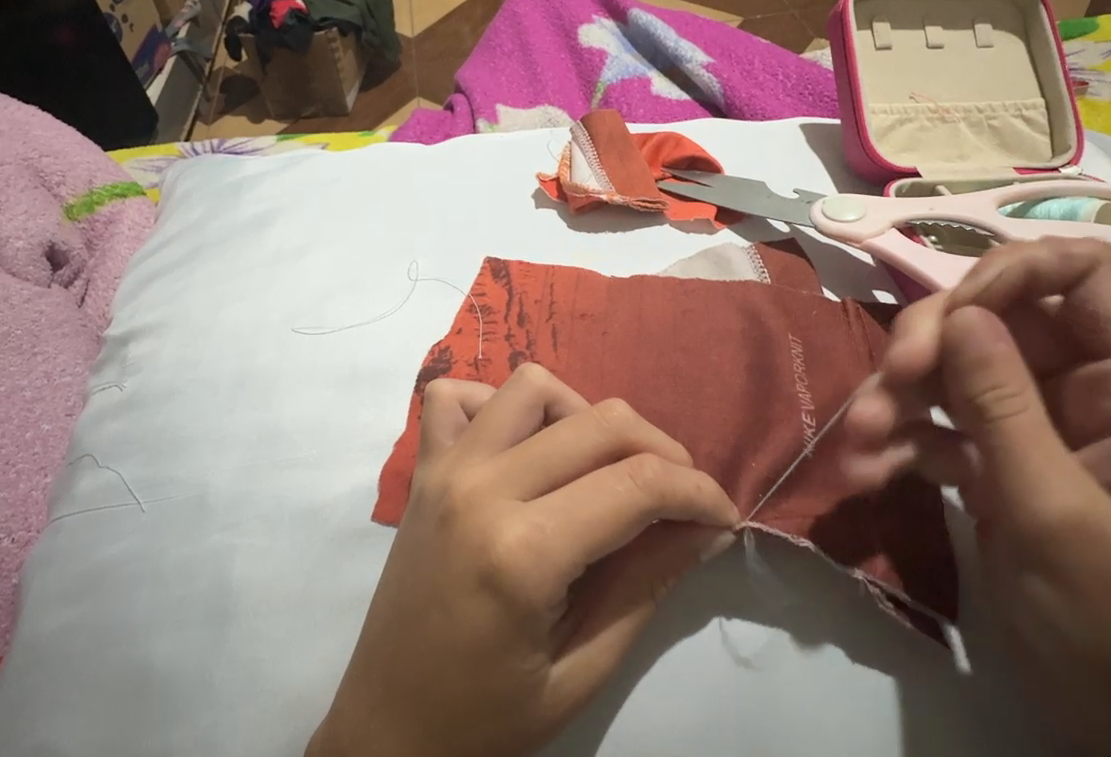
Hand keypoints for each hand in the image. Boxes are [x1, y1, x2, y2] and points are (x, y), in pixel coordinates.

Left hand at [309, 364, 738, 756]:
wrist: (387, 726)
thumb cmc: (485, 715)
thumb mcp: (582, 672)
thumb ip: (646, 586)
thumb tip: (706, 527)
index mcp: (523, 552)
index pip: (637, 484)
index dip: (698, 493)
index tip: (723, 518)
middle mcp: (482, 488)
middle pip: (600, 422)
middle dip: (663, 451)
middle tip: (680, 500)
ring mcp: (445, 469)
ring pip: (534, 387)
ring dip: (585, 416)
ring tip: (602, 469)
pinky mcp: (422, 469)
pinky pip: (457, 396)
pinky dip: (500, 405)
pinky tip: (525, 448)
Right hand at [838, 239, 1110, 755]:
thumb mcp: (1061, 517)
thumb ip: (1004, 406)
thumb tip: (958, 311)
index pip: (1082, 276)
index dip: (1012, 272)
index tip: (948, 317)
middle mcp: (1087, 396)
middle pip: (998, 320)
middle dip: (930, 344)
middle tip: (886, 385)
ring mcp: (1039, 438)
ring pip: (956, 376)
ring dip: (899, 400)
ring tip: (859, 448)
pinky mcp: (1004, 478)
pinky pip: (944, 433)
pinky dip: (902, 447)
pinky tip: (869, 477)